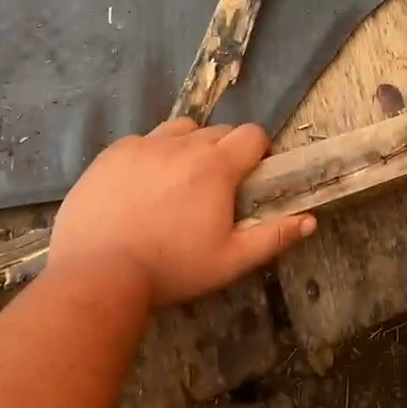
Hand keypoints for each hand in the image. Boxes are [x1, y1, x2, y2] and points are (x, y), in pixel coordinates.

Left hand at [48, 118, 315, 309]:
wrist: (96, 277)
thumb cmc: (171, 270)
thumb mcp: (229, 261)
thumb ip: (273, 237)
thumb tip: (310, 220)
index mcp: (217, 166)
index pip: (252, 134)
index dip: (258, 151)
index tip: (251, 176)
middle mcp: (184, 144)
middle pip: (217, 131)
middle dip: (224, 152)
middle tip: (213, 189)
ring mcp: (144, 145)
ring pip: (179, 131)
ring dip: (187, 147)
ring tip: (176, 182)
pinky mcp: (111, 154)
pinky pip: (141, 141)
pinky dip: (149, 156)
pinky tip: (140, 187)